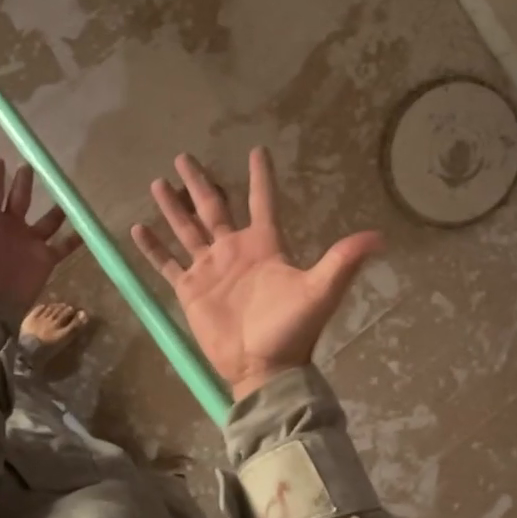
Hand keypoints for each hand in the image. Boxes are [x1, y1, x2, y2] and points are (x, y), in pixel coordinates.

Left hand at [0, 158, 82, 319]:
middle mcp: (10, 230)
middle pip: (20, 201)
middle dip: (24, 183)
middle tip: (30, 165)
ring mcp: (29, 244)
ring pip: (46, 222)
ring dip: (55, 210)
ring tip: (66, 195)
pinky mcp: (44, 259)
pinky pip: (63, 247)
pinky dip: (75, 238)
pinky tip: (88, 228)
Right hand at [132, 148, 382, 399]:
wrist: (261, 367)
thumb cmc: (291, 329)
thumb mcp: (319, 292)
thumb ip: (341, 262)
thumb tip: (378, 237)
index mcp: (264, 245)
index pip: (262, 202)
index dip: (260, 178)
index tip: (257, 151)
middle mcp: (234, 250)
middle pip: (213, 208)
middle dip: (199, 183)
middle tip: (183, 157)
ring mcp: (209, 269)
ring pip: (186, 230)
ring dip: (172, 208)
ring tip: (158, 183)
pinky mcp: (190, 290)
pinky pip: (167, 264)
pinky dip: (153, 248)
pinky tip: (138, 229)